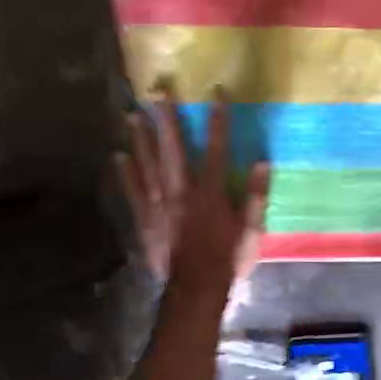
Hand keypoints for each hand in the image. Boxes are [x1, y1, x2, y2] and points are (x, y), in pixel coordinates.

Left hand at [117, 90, 269, 308]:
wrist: (195, 289)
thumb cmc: (228, 259)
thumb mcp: (251, 229)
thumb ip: (256, 195)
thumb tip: (263, 161)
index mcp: (210, 192)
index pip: (217, 148)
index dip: (218, 120)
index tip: (217, 93)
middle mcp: (181, 191)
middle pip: (173, 148)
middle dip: (166, 118)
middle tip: (156, 91)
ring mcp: (158, 204)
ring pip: (147, 164)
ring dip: (139, 138)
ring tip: (130, 113)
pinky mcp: (144, 219)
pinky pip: (132, 190)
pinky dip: (125, 172)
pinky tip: (118, 155)